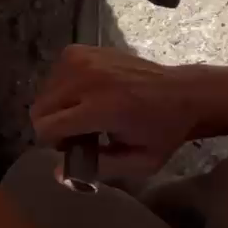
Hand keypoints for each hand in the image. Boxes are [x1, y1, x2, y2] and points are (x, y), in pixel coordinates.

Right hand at [31, 45, 203, 180]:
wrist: (187, 92)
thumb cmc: (164, 130)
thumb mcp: (142, 160)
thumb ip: (100, 167)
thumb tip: (59, 176)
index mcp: (100, 110)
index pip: (47, 126)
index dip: (52, 139)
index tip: (68, 144)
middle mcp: (82, 82)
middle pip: (40, 108)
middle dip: (52, 122)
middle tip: (75, 129)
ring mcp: (77, 62)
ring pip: (44, 91)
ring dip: (58, 104)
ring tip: (84, 109)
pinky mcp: (75, 51)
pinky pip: (53, 74)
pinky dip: (63, 85)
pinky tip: (87, 90)